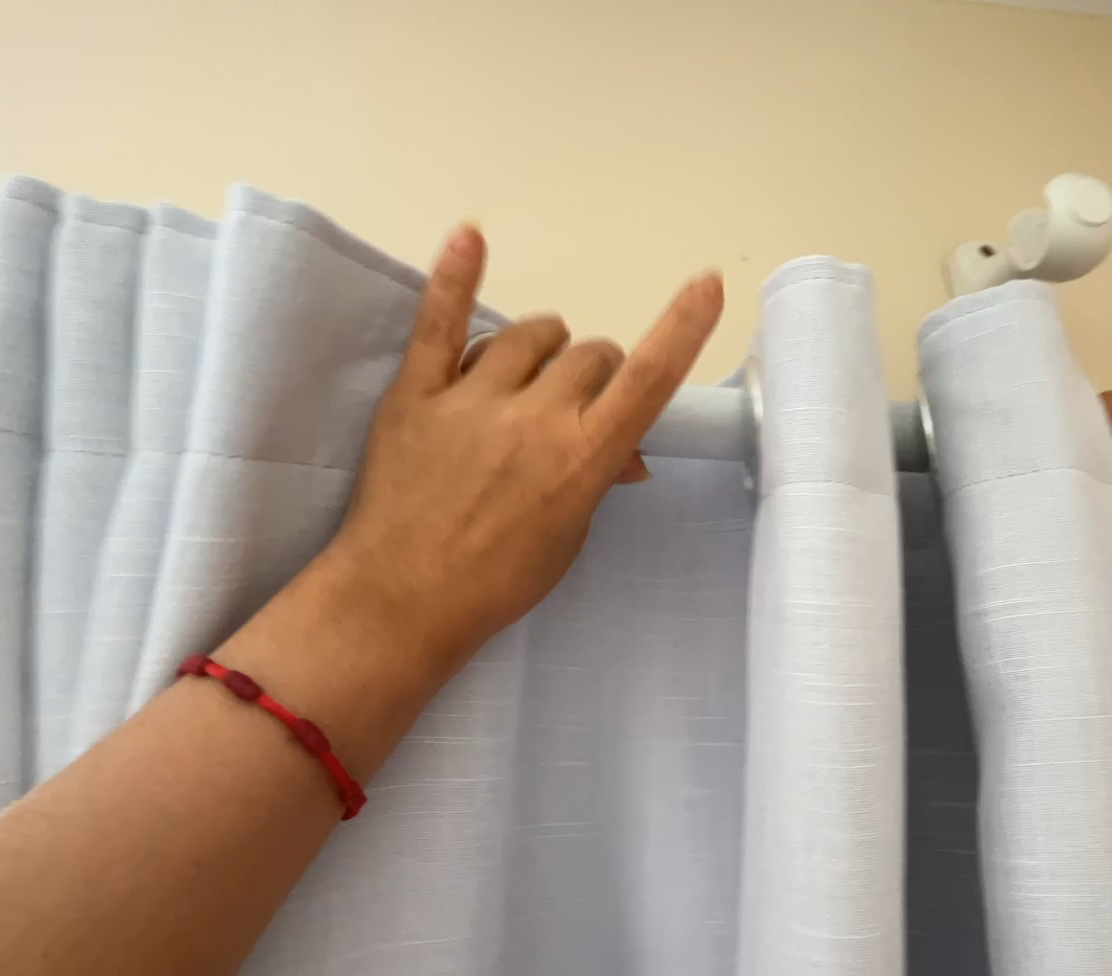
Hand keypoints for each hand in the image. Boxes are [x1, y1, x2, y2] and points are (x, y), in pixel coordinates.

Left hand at [316, 224, 723, 654]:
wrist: (404, 601)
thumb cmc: (503, 580)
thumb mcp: (571, 535)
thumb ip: (598, 476)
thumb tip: (627, 449)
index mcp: (581, 460)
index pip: (647, 381)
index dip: (683, 329)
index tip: (707, 285)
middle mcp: (535, 418)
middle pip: (590, 354)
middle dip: (598, 373)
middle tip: (580, 405)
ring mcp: (472, 400)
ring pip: (530, 334)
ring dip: (547, 349)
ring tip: (532, 377)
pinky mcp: (416, 394)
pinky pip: (438, 323)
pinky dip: (456, 279)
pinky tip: (471, 237)